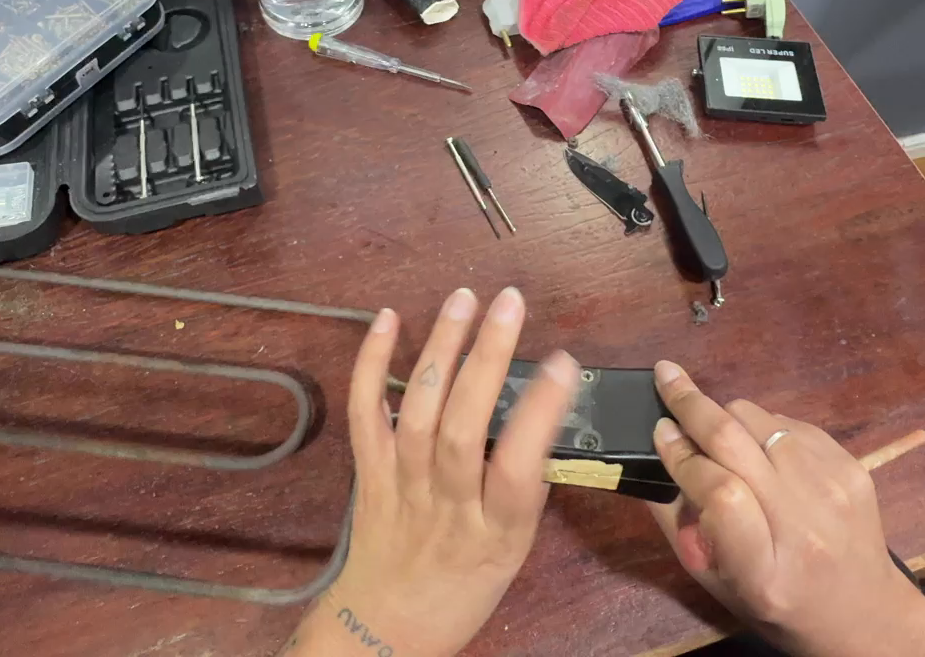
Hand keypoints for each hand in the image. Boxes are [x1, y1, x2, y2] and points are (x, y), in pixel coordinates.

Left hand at [283, 288, 579, 656]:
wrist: (387, 627)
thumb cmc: (465, 583)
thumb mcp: (513, 548)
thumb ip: (524, 482)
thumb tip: (544, 405)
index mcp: (495, 531)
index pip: (518, 469)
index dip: (539, 413)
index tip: (560, 360)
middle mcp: (446, 505)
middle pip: (461, 429)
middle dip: (487, 359)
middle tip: (509, 302)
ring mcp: (400, 485)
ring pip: (415, 413)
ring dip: (439, 350)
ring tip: (463, 299)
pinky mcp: (366, 471)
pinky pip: (364, 413)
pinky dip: (371, 364)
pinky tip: (388, 319)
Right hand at [647, 362, 924, 656]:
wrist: (865, 614)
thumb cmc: (775, 601)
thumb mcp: (714, 577)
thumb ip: (677, 516)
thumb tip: (659, 441)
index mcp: (763, 570)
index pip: (720, 493)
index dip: (685, 457)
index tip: (660, 431)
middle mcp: (804, 525)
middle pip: (734, 440)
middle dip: (691, 403)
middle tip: (665, 376)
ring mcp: (832, 490)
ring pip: (756, 417)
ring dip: (726, 417)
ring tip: (723, 441)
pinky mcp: (850, 465)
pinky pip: (785, 419)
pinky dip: (762, 427)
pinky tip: (764, 454)